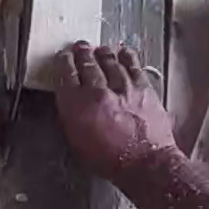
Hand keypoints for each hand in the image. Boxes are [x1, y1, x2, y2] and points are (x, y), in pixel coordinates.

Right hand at [54, 42, 177, 179]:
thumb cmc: (106, 158)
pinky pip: (133, 66)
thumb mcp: (76, 139)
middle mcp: (97, 92)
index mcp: (76, 106)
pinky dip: (127, 57)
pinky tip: (123, 51)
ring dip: (102, 53)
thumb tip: (70, 100)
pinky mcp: (143, 88)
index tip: (63, 57)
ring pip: (110, 62)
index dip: (64, 63)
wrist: (145, 162)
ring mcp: (122, 88)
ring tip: (99, 48)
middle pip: (87, 65)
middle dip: (82, 53)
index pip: (66, 76)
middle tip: (79, 46)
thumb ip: (71, 116)